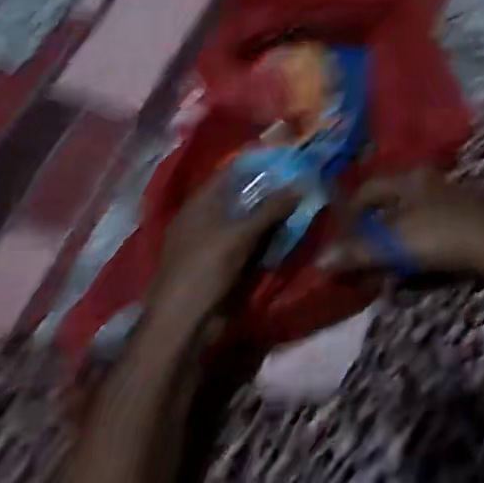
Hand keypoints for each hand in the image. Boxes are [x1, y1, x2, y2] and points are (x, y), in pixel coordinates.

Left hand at [147, 170, 296, 324]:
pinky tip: (284, 239)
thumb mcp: (241, 235)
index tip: (287, 161)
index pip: (232, 171)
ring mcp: (210, 242)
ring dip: (268, 218)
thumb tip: (299, 185)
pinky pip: (245, 244)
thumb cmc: (206, 268)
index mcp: (201, 202)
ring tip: (299, 209)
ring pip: (245, 222)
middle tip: (300, 185)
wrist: (183, 323)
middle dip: (268, 192)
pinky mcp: (218, 266)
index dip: (259, 164)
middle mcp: (204, 217)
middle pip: (240, 197)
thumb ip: (270, 209)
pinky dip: (262, 240)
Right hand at [319, 170, 483, 274]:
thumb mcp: (393, 243)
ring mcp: (449, 201)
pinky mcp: (465, 223)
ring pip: (410, 221)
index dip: (350, 212)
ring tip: (384, 270)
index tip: (339, 236)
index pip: (368, 188)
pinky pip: (430, 234)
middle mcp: (427, 182)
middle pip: (390, 205)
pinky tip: (413, 272)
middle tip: (360, 257)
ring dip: (395, 245)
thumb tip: (320, 260)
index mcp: (408, 178)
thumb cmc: (439, 235)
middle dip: (373, 233)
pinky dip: (416, 251)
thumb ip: (357, 252)